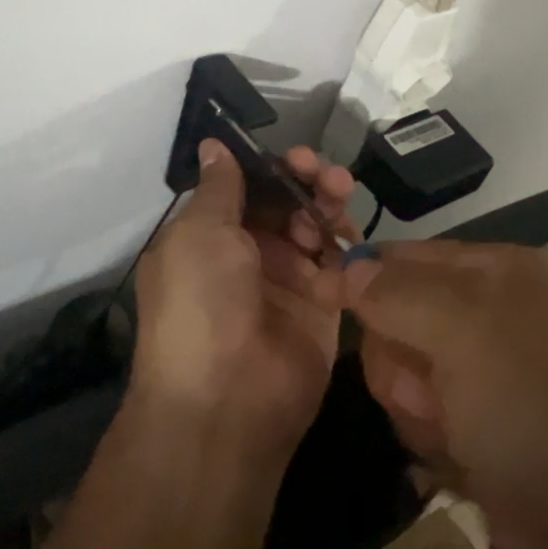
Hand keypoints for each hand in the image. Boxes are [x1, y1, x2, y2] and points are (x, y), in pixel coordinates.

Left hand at [130, 138, 357, 457]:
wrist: (225, 402)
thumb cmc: (200, 304)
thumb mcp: (199, 233)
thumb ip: (219, 188)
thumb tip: (213, 146)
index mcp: (209, 235)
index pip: (248, 187)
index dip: (272, 167)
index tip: (296, 156)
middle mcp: (247, 254)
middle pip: (286, 203)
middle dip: (307, 181)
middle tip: (326, 174)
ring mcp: (287, 282)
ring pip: (316, 228)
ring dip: (329, 205)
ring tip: (340, 195)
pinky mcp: (324, 310)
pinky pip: (340, 266)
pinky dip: (347, 246)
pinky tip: (348, 237)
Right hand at [343, 241, 547, 548]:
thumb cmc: (534, 408)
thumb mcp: (464, 331)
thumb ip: (397, 292)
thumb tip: (344, 266)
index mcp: (500, 271)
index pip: (405, 255)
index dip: (366, 282)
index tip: (331, 306)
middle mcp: (496, 315)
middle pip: (397, 317)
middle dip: (400, 360)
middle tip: (430, 392)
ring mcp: (493, 377)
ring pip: (405, 373)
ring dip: (414, 407)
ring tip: (451, 434)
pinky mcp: (488, 431)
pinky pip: (426, 418)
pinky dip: (431, 440)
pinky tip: (458, 460)